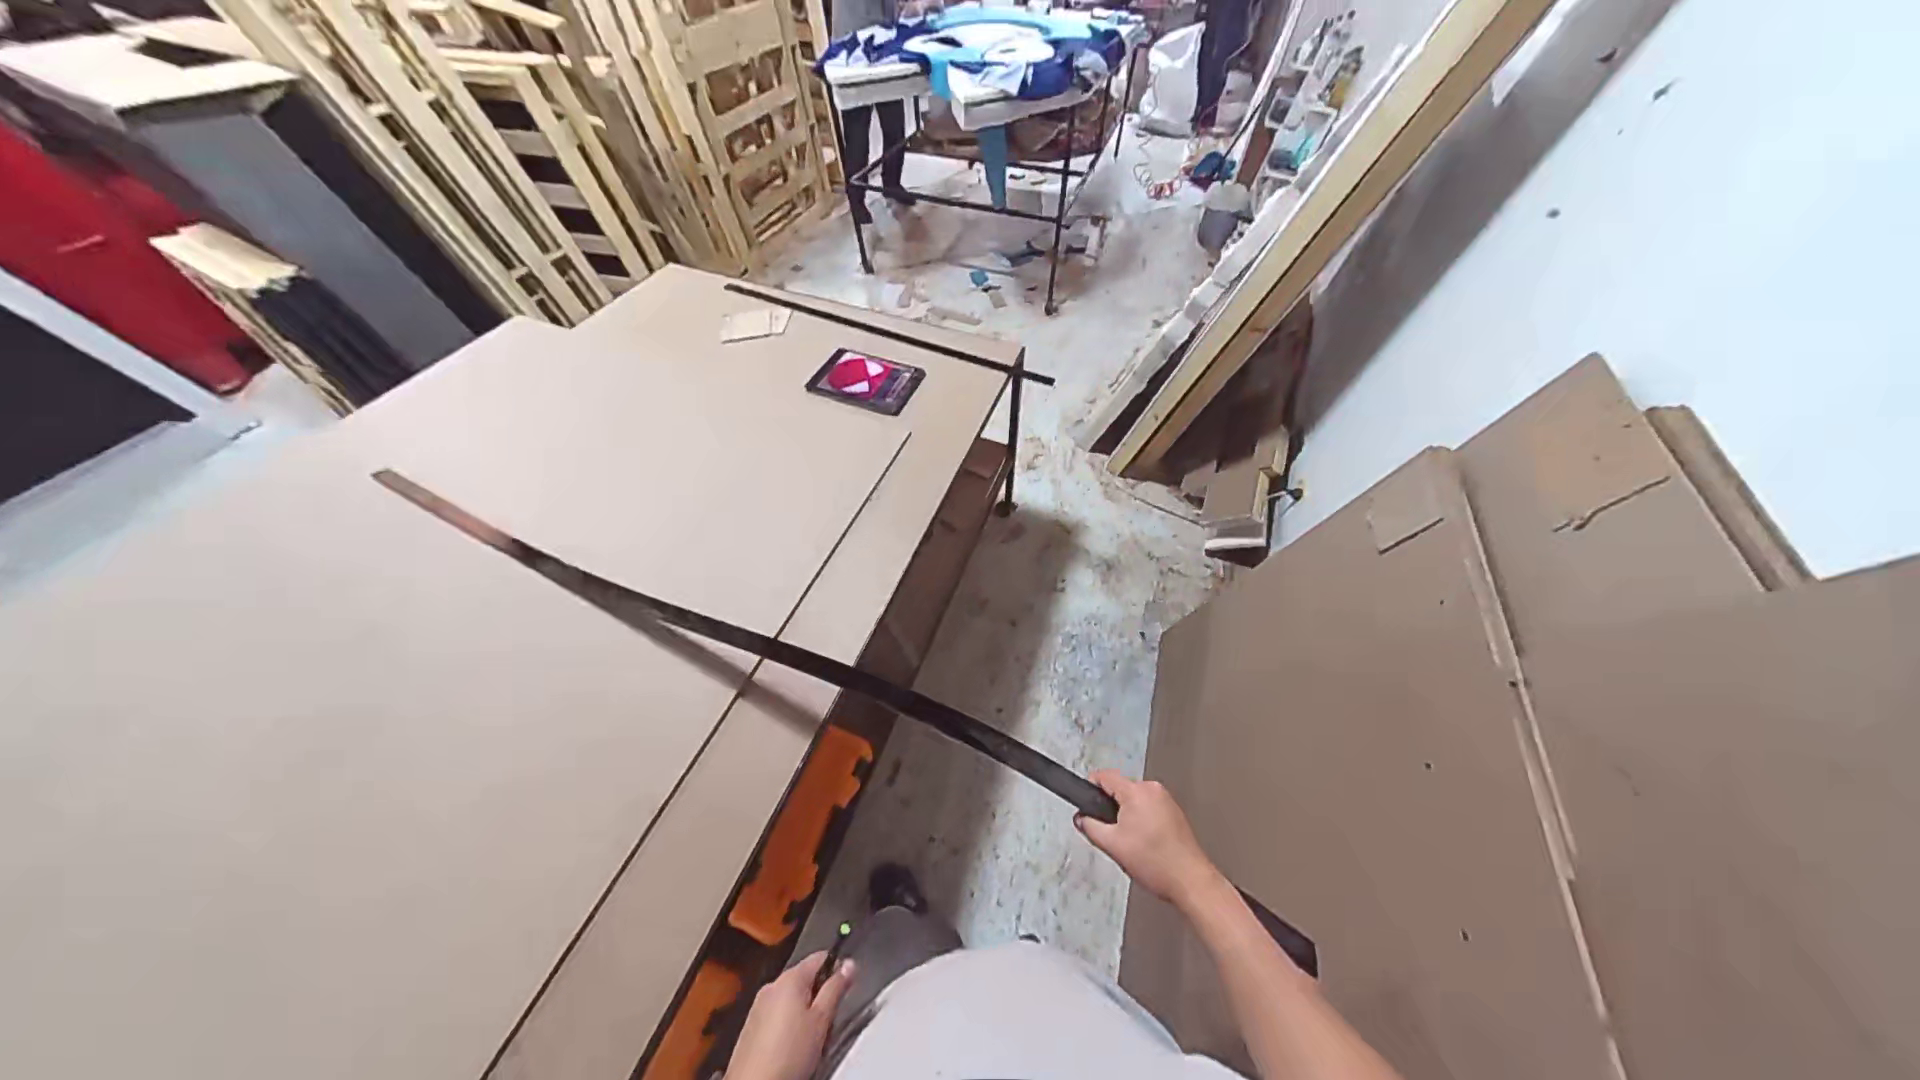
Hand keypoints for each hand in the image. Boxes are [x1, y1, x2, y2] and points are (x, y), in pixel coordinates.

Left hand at [724, 951, 853, 1079]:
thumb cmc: (791, 1052)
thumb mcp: (821, 1020)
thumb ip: (836, 988)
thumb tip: (850, 964)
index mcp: (790, 978)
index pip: (820, 957)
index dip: (837, 968)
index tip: (845, 988)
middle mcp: (772, 985)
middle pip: (806, 979)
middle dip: (820, 996)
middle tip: (828, 1022)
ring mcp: (758, 1005)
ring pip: (792, 998)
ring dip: (805, 1011)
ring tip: (810, 1038)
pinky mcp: (751, 1025)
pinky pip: (777, 1013)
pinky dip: (788, 1023)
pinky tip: (791, 1046)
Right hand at [1075, 770, 1223, 907]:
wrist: (1189, 881)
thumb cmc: (1158, 863)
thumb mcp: (1112, 845)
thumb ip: (1090, 826)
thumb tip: (1082, 818)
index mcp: (1137, 792)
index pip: (1105, 776)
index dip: (1091, 787)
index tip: (1087, 800)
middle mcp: (1153, 790)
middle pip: (1120, 789)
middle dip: (1111, 808)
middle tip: (1113, 833)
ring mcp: (1166, 801)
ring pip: (1135, 800)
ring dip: (1128, 816)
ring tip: (1133, 842)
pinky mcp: (1174, 812)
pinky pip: (1149, 808)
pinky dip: (1143, 821)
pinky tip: (1146, 843)